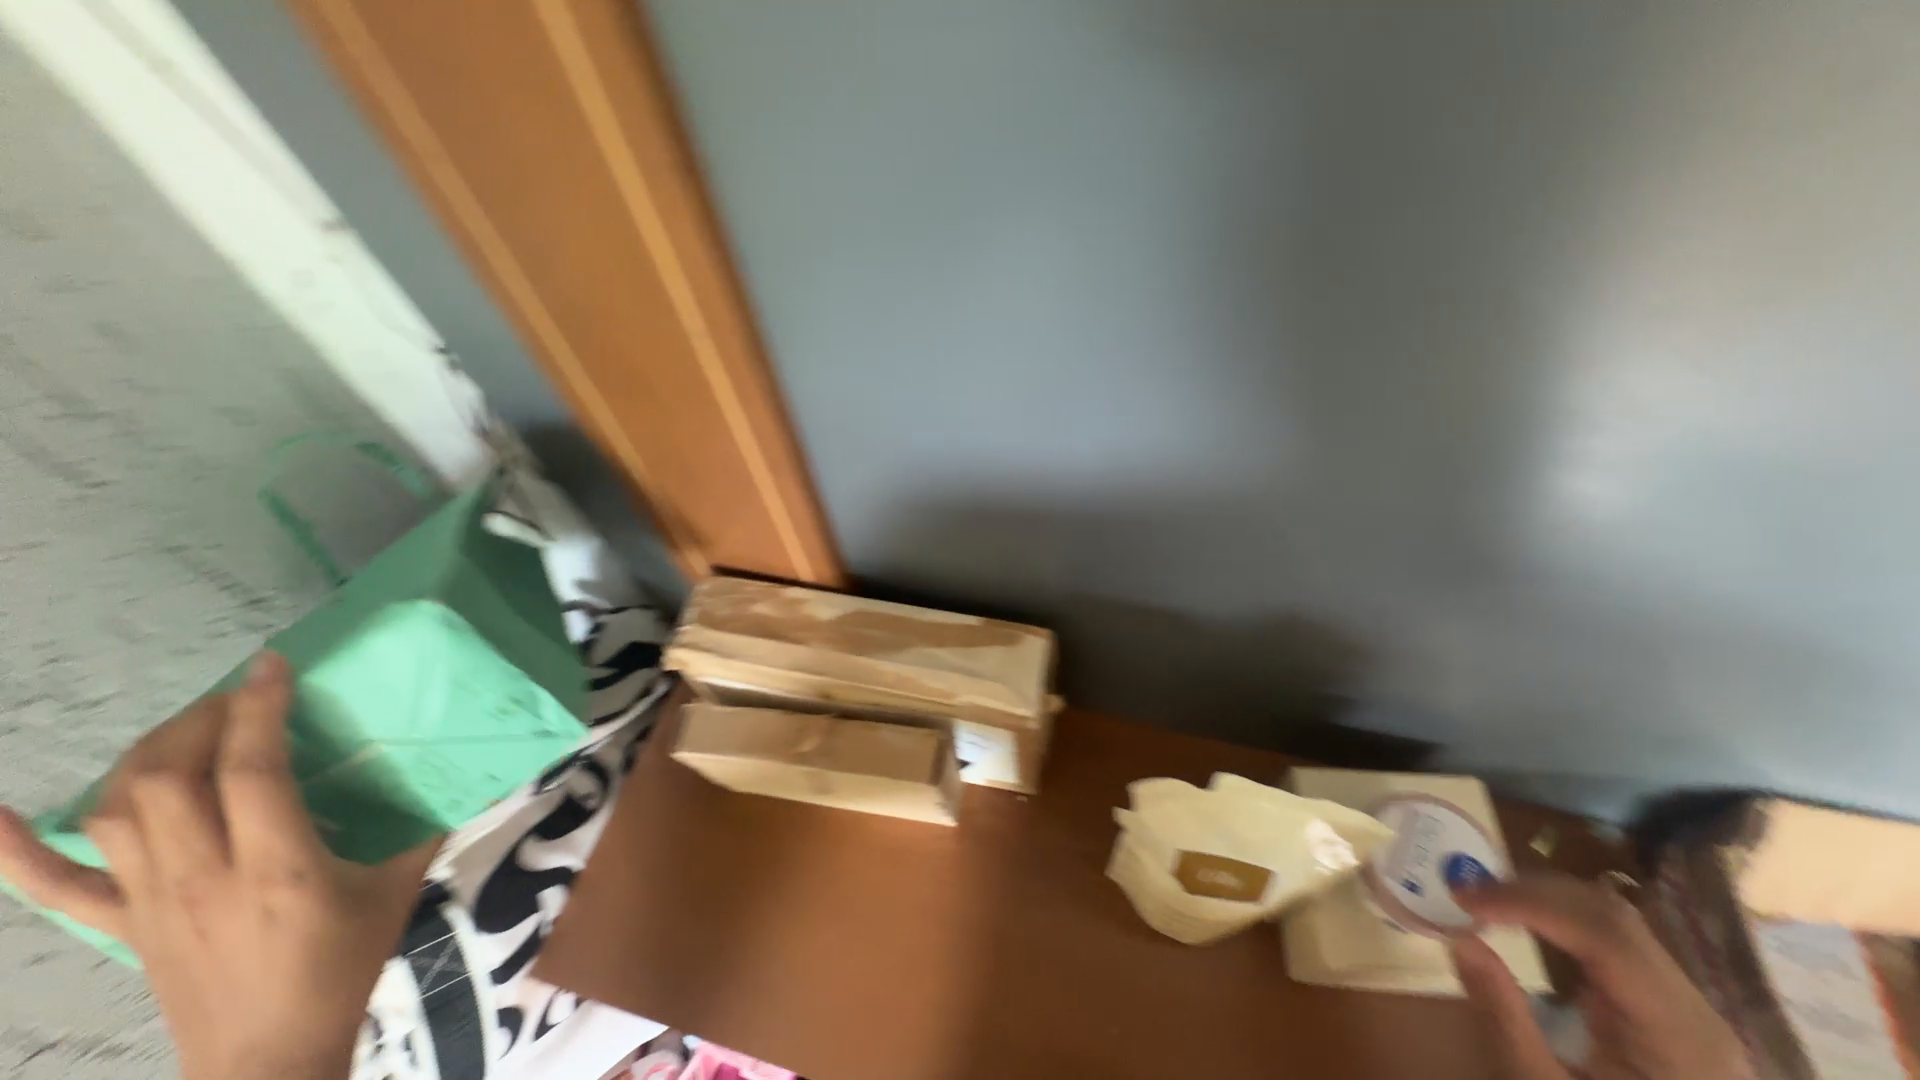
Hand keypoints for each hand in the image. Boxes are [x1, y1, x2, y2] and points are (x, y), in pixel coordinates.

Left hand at [0, 653, 438, 1079]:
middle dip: (200, 720)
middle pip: (170, 776)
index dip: (258, 709)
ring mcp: (150, 902)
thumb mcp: (397, 891)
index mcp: (279, 868)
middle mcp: (202, 876)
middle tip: (240, 698)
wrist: (271, 1059)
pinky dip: (12, 850)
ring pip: (116, 808)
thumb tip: (454, 775)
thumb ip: (423, 828)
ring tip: (188, 731)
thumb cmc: (344, 970)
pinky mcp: (121, 926)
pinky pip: (51, 886)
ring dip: (145, 755)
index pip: (252, 769)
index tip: (272, 665)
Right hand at [1451, 874, 1750, 1079]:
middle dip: (1533, 894)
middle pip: (1613, 918)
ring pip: (1615, 922)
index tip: (1465, 898)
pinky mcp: (1667, 1011)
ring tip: (1485, 904)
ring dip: (1545, 902)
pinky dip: (1561, 923)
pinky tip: (1522, 925)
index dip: (1532, 903)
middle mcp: (1697, 1011)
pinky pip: (1615, 946)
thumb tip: (1460, 940)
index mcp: (1679, 1035)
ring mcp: (1687, 1009)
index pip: (1606, 935)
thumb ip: (1504, 1019)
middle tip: (1465, 894)